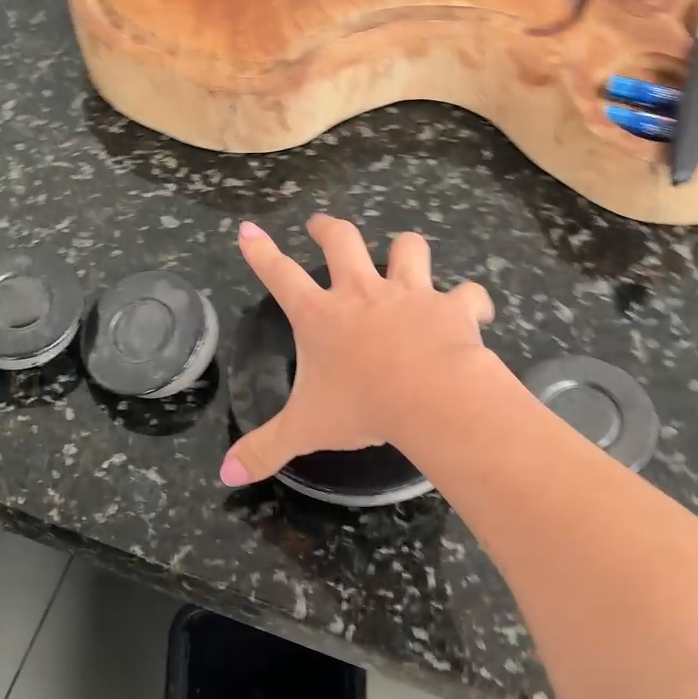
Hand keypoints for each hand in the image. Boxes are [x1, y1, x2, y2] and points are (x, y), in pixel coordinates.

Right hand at [220, 215, 500, 485]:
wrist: (433, 397)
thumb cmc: (362, 406)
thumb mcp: (306, 429)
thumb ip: (265, 449)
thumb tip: (226, 474)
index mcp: (320, 315)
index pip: (279, 274)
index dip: (260, 251)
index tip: (248, 230)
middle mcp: (361, 293)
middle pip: (342, 241)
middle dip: (328, 228)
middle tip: (320, 224)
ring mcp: (409, 294)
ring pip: (407, 249)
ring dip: (404, 248)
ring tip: (402, 251)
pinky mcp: (451, 307)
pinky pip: (467, 293)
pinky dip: (469, 299)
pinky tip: (471, 308)